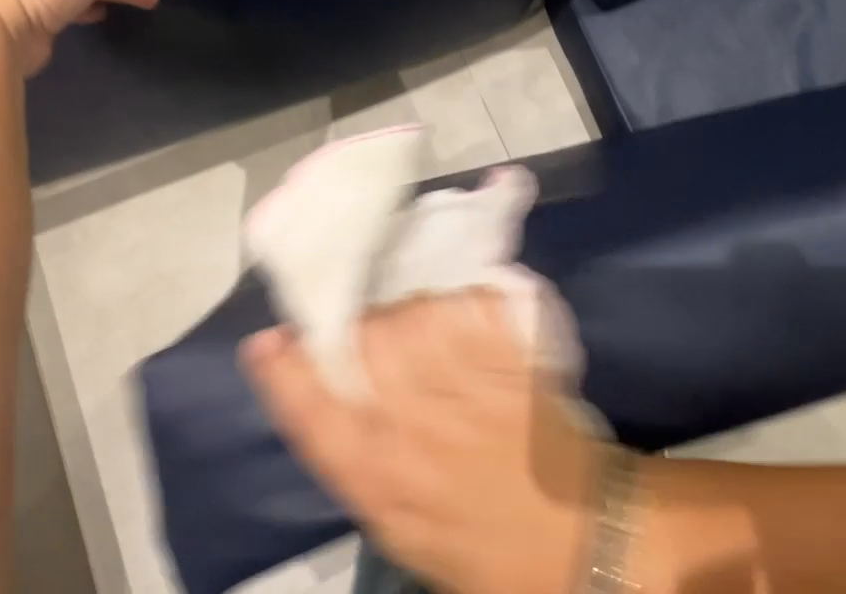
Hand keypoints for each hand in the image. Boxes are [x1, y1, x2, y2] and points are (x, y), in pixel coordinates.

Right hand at [242, 292, 601, 593]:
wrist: (575, 540)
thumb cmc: (481, 542)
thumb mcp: (399, 524)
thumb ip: (359, 462)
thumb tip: (327, 405)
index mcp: (378, 479)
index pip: (311, 412)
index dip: (283, 371)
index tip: (270, 341)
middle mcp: (415, 427)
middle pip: (365, 343)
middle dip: (362, 329)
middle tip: (376, 336)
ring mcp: (468, 388)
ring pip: (417, 315)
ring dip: (413, 313)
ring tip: (425, 329)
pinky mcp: (514, 362)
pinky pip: (473, 305)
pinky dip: (466, 302)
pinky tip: (469, 318)